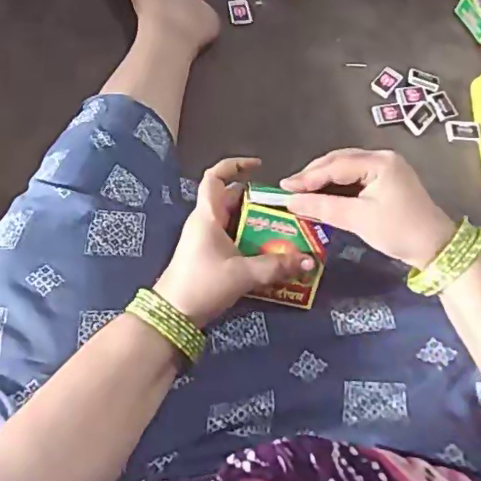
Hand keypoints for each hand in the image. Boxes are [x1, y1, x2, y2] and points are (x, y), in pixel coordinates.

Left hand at [152, 157, 314, 323]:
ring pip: (233, 221)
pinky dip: (249, 241)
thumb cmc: (202, 284)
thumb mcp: (243, 274)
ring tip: (282, 231)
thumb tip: (308, 260)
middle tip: (282, 208)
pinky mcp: (207, 257)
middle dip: (256, 201)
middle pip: (230, 200)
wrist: (172, 315)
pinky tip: (268, 253)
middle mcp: (205, 222)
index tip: (258, 167)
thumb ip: (276, 266)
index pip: (215, 177)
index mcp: (207, 215)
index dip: (235, 166)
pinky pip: (231, 239)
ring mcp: (204, 240)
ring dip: (255, 224)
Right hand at [281, 149, 457, 268]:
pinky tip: (322, 195)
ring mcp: (386, 168)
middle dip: (314, 175)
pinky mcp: (386, 181)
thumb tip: (290, 202)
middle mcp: (383, 158)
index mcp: (380, 161)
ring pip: (345, 168)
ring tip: (301, 193)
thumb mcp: (358, 219)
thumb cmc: (399, 231)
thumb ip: (322, 207)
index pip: (335, 165)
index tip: (284, 188)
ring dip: (324, 180)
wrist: (436, 248)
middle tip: (290, 190)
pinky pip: (355, 178)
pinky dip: (337, 186)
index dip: (308, 177)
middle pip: (339, 161)